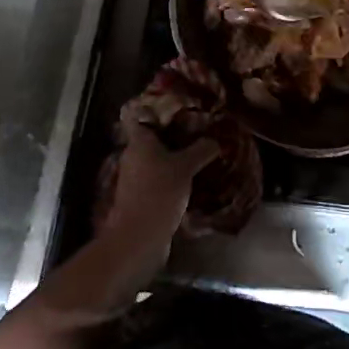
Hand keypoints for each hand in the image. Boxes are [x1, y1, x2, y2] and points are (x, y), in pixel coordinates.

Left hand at [99, 121, 218, 244]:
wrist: (138, 238)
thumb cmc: (159, 192)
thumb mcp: (185, 167)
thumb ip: (200, 150)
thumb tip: (215, 140)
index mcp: (139, 141)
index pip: (145, 116)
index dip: (162, 111)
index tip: (183, 111)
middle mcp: (134, 156)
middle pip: (154, 139)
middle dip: (175, 137)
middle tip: (200, 133)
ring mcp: (136, 179)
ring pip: (158, 162)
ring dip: (176, 160)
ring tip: (200, 157)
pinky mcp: (142, 198)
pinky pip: (160, 181)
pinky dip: (173, 180)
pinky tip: (193, 182)